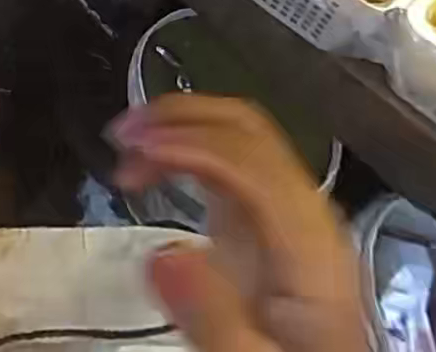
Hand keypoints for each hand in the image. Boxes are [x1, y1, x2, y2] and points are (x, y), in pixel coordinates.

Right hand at [112, 96, 365, 351]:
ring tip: (127, 141)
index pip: (250, 161)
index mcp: (310, 242)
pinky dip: (182, 144)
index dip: (190, 142)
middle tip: (125, 131)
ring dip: (176, 123)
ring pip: (233, 129)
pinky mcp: (263, 213)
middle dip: (179, 116)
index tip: (136, 150)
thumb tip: (165, 254)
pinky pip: (223, 154)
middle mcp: (302, 208)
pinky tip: (150, 160)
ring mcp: (284, 205)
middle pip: (244, 127)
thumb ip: (216, 318)